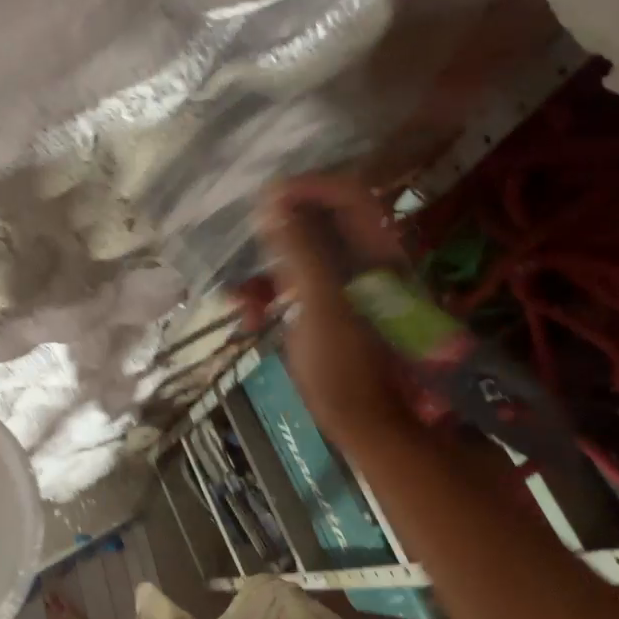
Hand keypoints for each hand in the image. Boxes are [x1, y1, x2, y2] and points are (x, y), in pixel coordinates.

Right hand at [255, 175, 421, 453]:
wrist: (372, 431)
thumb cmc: (348, 370)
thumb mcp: (319, 305)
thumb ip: (299, 249)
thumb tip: (273, 200)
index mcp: (377, 252)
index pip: (345, 193)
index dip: (306, 188)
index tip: (263, 200)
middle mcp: (367, 261)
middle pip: (317, 223)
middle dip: (273, 240)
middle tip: (243, 257)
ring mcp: (351, 286)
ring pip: (302, 257)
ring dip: (265, 273)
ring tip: (241, 302)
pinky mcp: (334, 310)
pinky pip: (299, 286)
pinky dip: (273, 296)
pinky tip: (253, 319)